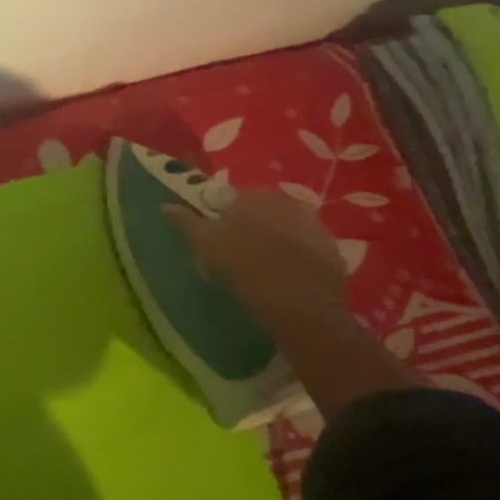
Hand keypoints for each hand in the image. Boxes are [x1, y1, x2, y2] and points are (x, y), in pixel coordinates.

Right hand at [167, 189, 347, 326]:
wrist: (298, 304)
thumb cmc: (242, 265)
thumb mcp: (204, 243)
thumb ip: (185, 221)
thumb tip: (165, 205)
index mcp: (255, 195)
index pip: (237, 198)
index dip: (228, 216)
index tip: (223, 236)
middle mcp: (288, 202)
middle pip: (266, 210)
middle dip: (257, 225)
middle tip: (244, 250)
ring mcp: (316, 226)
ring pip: (290, 228)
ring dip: (280, 240)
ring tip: (268, 266)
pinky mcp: (334, 252)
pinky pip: (310, 249)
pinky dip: (301, 258)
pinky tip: (290, 277)